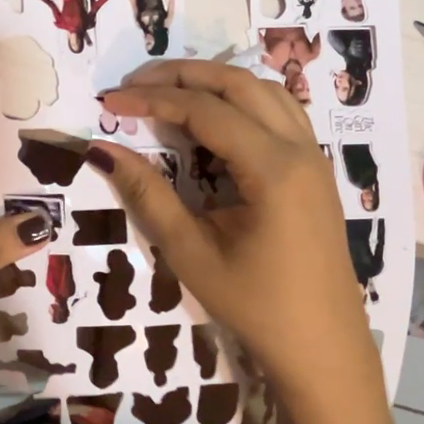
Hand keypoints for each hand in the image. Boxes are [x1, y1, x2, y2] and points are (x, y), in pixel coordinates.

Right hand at [89, 62, 369, 377]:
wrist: (322, 347)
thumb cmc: (255, 306)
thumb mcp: (191, 253)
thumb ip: (147, 194)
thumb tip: (102, 149)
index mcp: (274, 169)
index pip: (206, 110)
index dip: (153, 99)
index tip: (109, 101)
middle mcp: (301, 149)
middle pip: (239, 83)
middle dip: (183, 75)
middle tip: (133, 85)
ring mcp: (314, 157)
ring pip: (265, 90)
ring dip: (215, 82)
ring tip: (167, 93)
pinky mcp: (315, 170)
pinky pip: (280, 112)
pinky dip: (241, 100)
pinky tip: (212, 118)